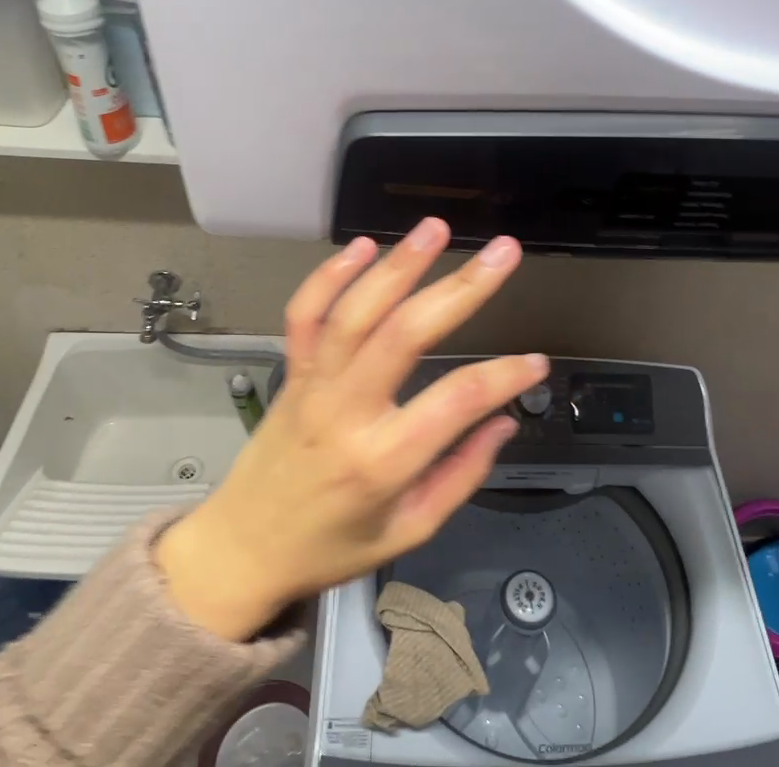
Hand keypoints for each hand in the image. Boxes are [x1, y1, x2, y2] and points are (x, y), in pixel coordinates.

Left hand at [156, 218, 538, 640]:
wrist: (242, 549)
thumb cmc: (331, 548)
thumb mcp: (408, 531)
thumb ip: (461, 476)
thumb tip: (502, 423)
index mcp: (383, 461)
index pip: (457, 402)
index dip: (504, 377)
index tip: (536, 362)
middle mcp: (347, 412)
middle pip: (405, 335)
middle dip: (461, 289)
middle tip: (502, 253)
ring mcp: (313, 385)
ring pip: (355, 313)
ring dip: (398, 265)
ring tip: (436, 229)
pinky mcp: (291, 372)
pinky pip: (305, 316)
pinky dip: (329, 276)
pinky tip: (363, 246)